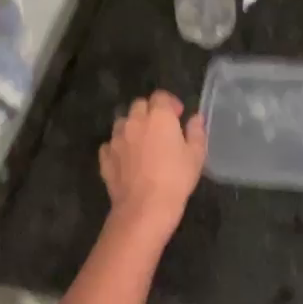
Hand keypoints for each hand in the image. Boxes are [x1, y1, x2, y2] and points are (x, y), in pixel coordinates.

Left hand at [99, 91, 206, 241]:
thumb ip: (196, 132)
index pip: (161, 96)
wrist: (145, 207)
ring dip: (133, 127)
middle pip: (139, 105)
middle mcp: (134, 121)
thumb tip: (195, 118)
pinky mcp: (105, 156)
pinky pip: (111, 144)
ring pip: (123, 122)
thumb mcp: (196, 155)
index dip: (170, 103)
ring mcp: (116, 138)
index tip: (179, 116)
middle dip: (150, 112)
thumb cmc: (176, 178)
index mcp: (159, 116)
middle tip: (162, 129)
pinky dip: (120, 146)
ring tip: (143, 143)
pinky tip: (128, 159)